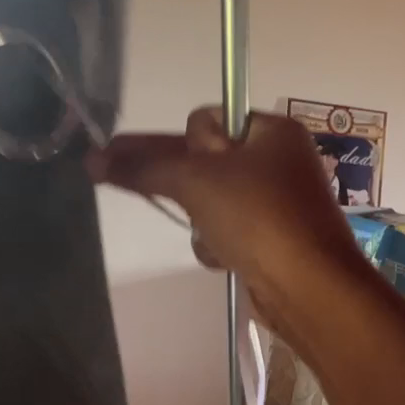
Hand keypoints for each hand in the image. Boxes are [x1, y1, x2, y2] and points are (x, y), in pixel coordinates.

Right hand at [88, 108, 372, 315]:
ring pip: (213, 200)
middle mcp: (280, 161)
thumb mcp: (195, 182)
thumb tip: (95, 158)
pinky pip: (228, 231)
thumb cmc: (257, 216)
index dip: (188, 141)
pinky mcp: (273, 239)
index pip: (210, 119)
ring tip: (213, 234)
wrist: (309, 285)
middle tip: (132, 182)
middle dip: (184, 184)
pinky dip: (220, 244)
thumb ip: (145, 168)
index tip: (172, 162)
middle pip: (207, 162)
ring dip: (202, 220)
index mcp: (274, 131)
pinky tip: (224, 258)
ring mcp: (279, 203)